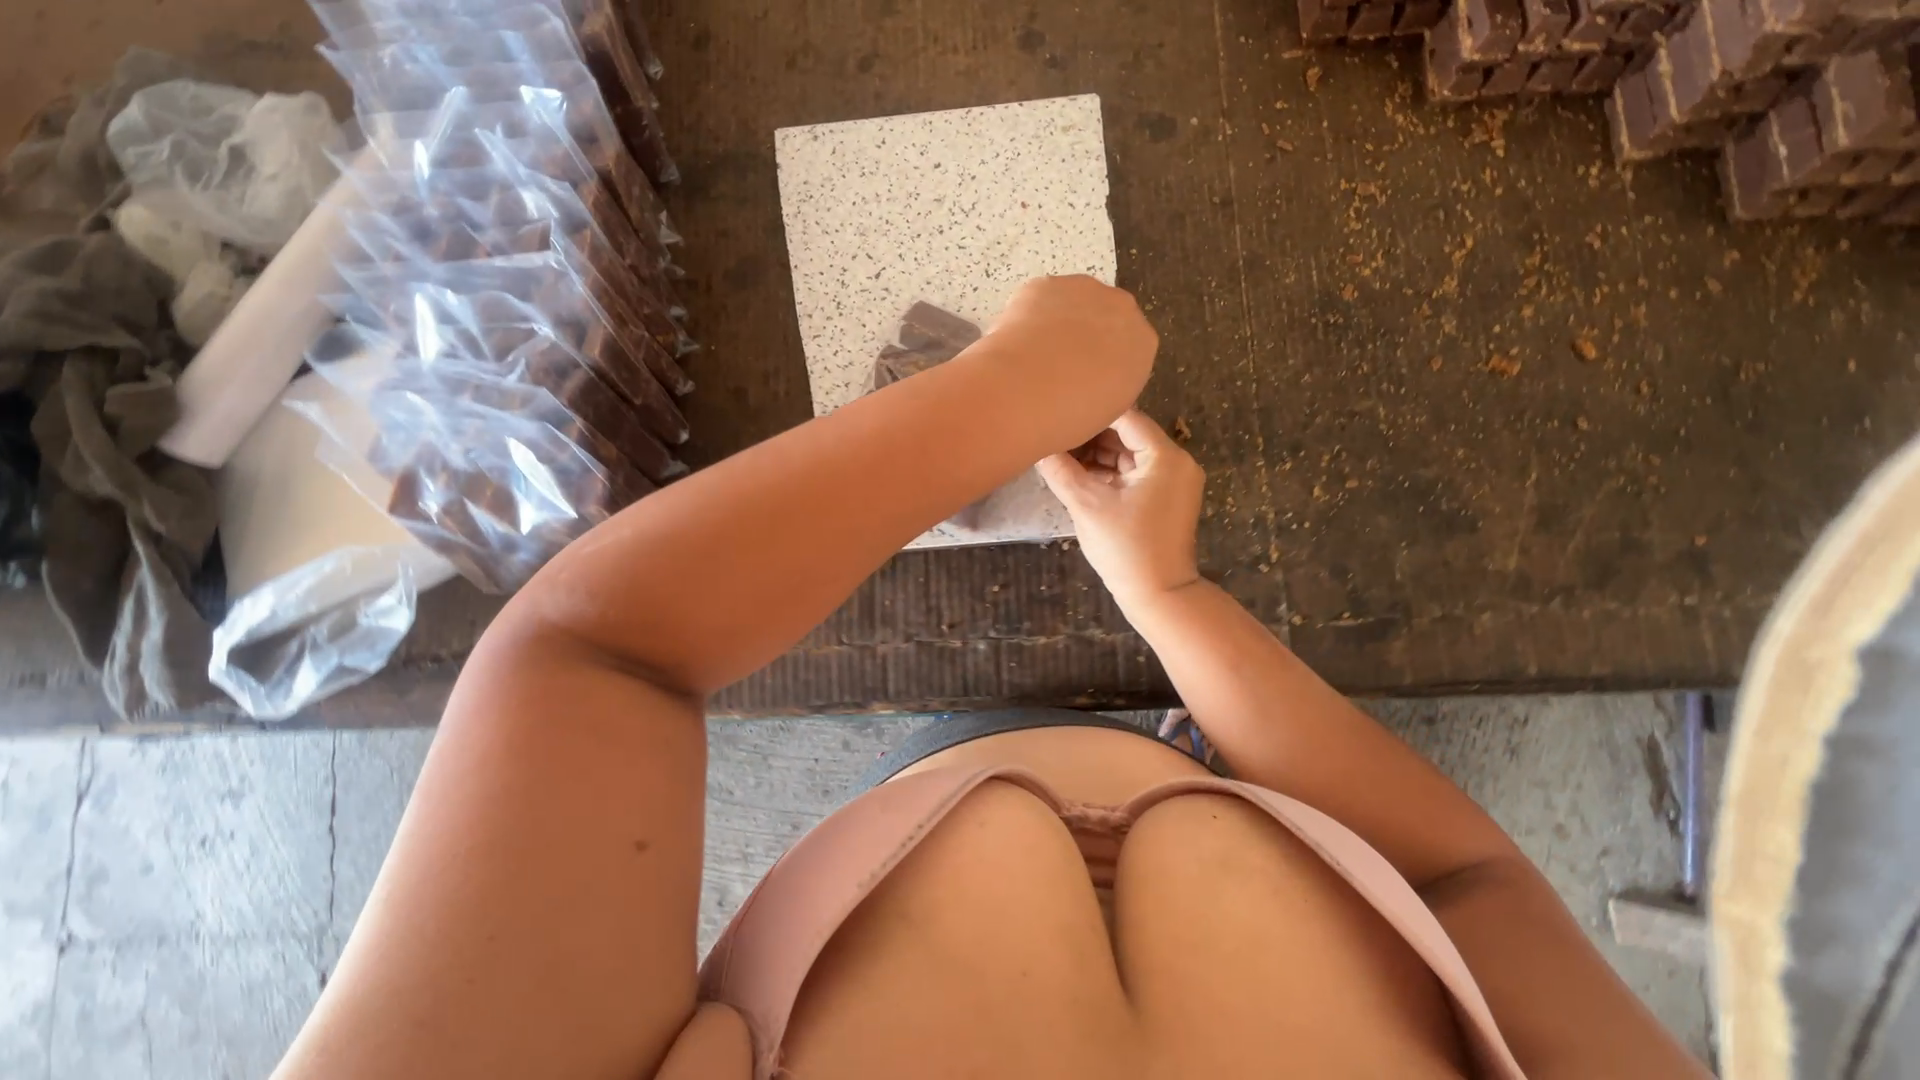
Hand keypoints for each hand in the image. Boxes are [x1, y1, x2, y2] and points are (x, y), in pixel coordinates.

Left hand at [982, 276, 1157, 447]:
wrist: (1029, 392)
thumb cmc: (1072, 416)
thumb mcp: (1107, 410)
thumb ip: (1110, 386)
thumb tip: (1092, 383)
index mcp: (1143, 343)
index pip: (1128, 346)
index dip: (1104, 359)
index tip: (1085, 375)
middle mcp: (1121, 308)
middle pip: (1104, 316)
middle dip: (1084, 334)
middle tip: (1058, 363)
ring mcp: (1084, 289)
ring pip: (1072, 303)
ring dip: (1057, 321)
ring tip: (1035, 354)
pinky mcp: (1047, 284)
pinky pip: (1040, 299)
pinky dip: (1029, 315)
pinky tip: (1018, 340)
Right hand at [1036, 410, 1203, 608]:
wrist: (1159, 594)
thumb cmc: (1126, 547)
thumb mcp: (1087, 505)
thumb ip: (1060, 471)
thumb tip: (1037, 448)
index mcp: (1165, 456)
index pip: (1125, 417)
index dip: (1090, 415)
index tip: (1061, 416)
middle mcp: (1176, 462)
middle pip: (1128, 435)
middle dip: (1091, 437)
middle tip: (1055, 438)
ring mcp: (1174, 482)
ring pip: (1130, 456)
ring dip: (1097, 457)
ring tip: (1061, 458)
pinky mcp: (1167, 500)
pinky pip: (1135, 475)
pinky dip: (1110, 474)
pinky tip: (1079, 477)